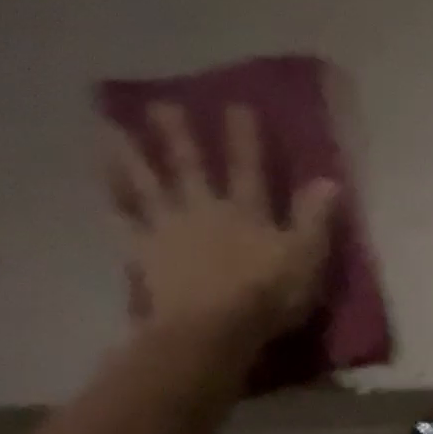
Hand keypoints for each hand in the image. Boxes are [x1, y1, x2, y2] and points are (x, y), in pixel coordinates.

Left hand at [106, 102, 338, 351]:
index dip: (244, 138)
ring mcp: (169, 229)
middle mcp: (204, 209)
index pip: (249, 168)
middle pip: (190, 167)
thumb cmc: (269, 297)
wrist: (213, 329)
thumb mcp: (307, 259)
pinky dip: (114, 203)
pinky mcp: (145, 252)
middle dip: (178, 135)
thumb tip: (330, 180)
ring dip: (130, 155)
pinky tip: (102, 189)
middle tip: (162, 104)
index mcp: (247, 212)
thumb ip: (316, 220)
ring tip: (110, 128)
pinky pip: (124, 222)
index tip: (237, 106)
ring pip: (148, 184)